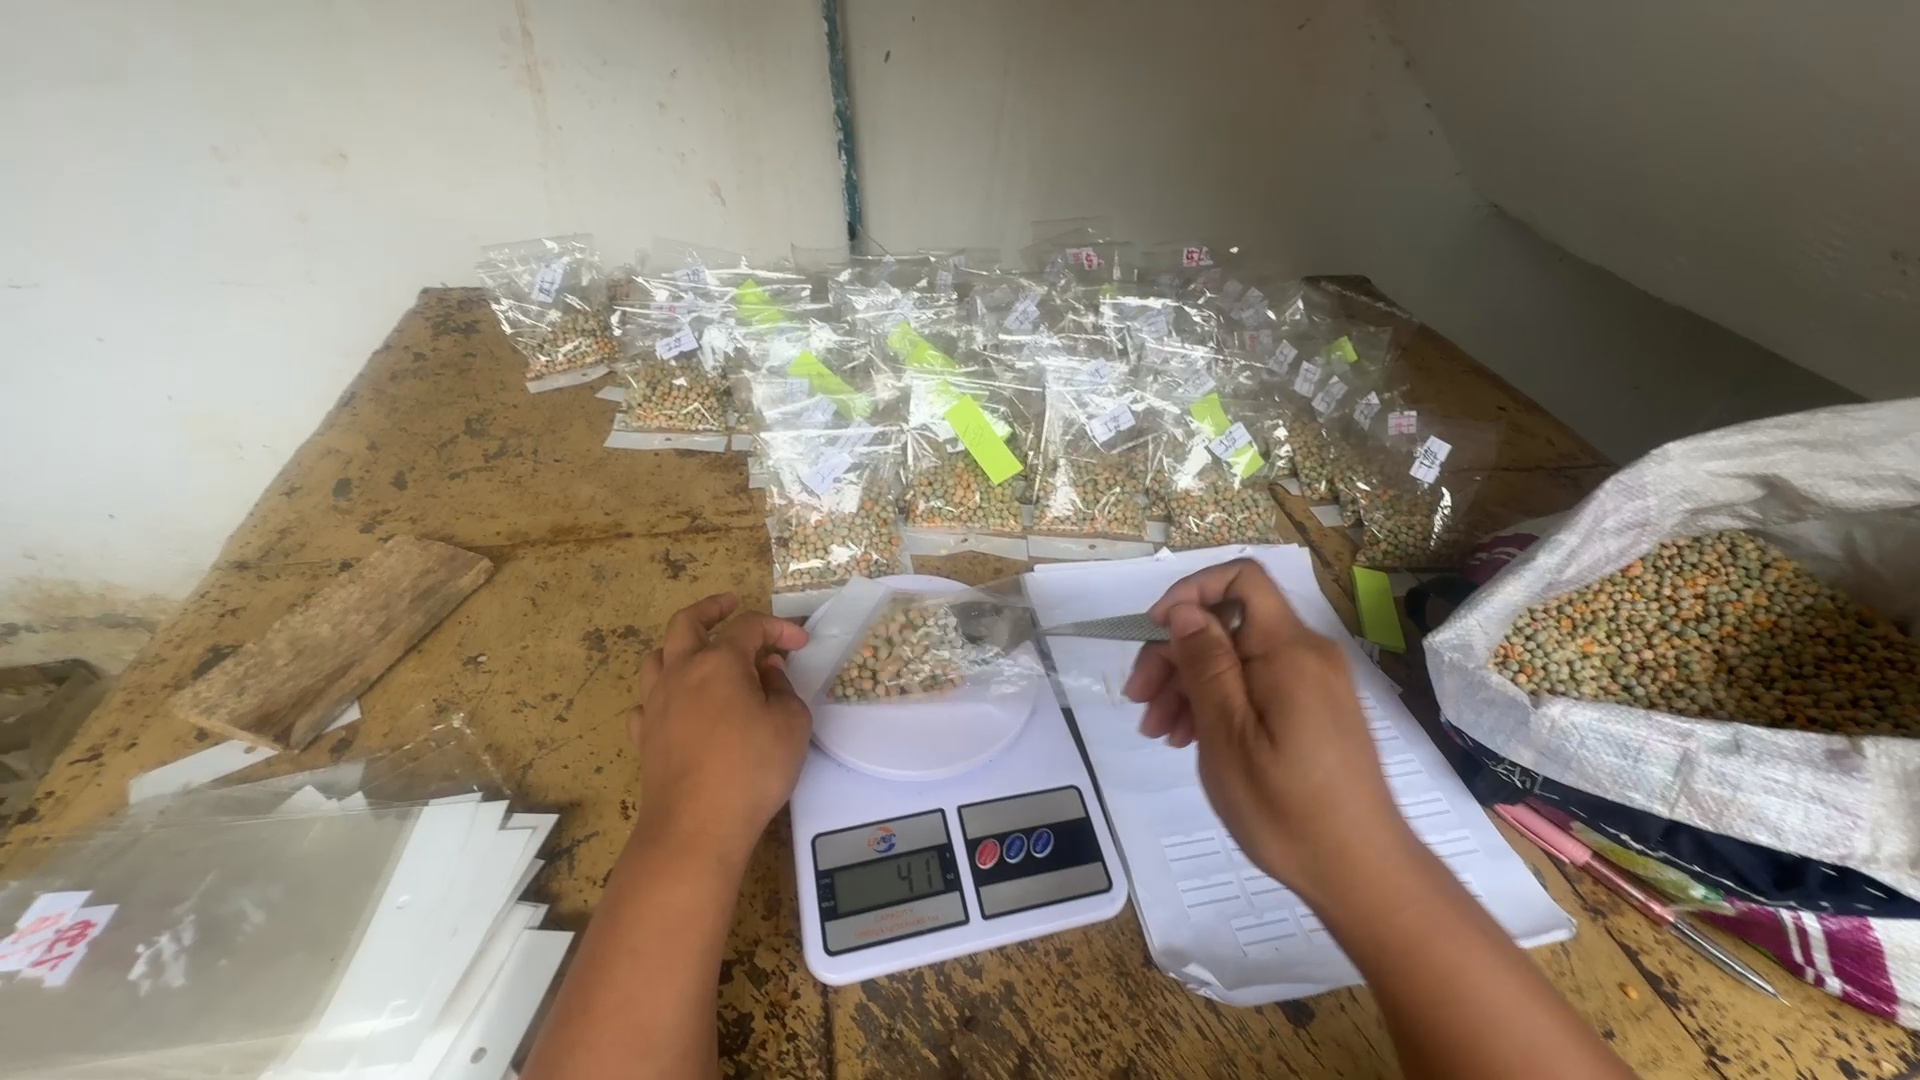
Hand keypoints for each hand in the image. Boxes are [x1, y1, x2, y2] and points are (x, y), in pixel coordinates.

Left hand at [629, 593, 811, 859]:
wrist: (695, 826)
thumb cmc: (752, 769)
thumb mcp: (790, 723)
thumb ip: (783, 689)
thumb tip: (767, 671)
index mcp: (719, 662)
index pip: (749, 626)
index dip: (778, 627)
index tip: (801, 641)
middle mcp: (681, 672)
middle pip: (686, 623)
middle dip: (710, 608)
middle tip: (729, 605)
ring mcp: (656, 704)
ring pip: (657, 657)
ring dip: (680, 646)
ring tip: (699, 650)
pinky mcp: (644, 737)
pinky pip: (646, 702)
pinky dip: (663, 693)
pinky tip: (677, 704)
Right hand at [1122, 559, 1408, 901]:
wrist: (1362, 873)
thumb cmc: (1286, 808)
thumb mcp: (1228, 735)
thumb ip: (1204, 664)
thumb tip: (1183, 609)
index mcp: (1289, 650)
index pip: (1241, 579)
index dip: (1191, 591)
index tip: (1154, 631)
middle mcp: (1306, 654)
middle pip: (1229, 624)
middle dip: (1176, 653)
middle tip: (1139, 702)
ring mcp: (1312, 683)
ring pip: (1237, 658)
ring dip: (1189, 684)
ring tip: (1159, 732)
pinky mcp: (1312, 710)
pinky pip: (1256, 685)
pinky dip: (1219, 702)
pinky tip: (1190, 738)